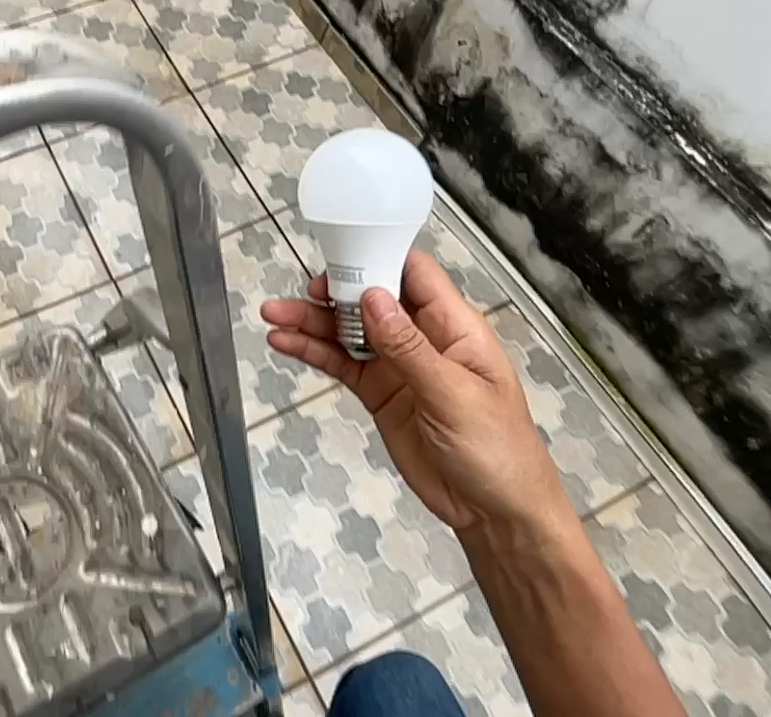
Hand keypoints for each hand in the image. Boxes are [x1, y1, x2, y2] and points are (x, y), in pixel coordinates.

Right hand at [260, 250, 572, 537]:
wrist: (495, 514)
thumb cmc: (497, 450)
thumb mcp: (453, 395)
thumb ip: (409, 347)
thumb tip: (373, 297)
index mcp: (452, 326)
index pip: (412, 273)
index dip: (376, 258)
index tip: (340, 256)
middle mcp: (421, 336)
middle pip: (370, 298)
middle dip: (334, 291)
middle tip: (301, 294)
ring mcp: (396, 364)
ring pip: (347, 330)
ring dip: (311, 322)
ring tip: (273, 316)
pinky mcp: (378, 391)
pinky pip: (340, 363)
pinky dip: (312, 352)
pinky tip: (285, 344)